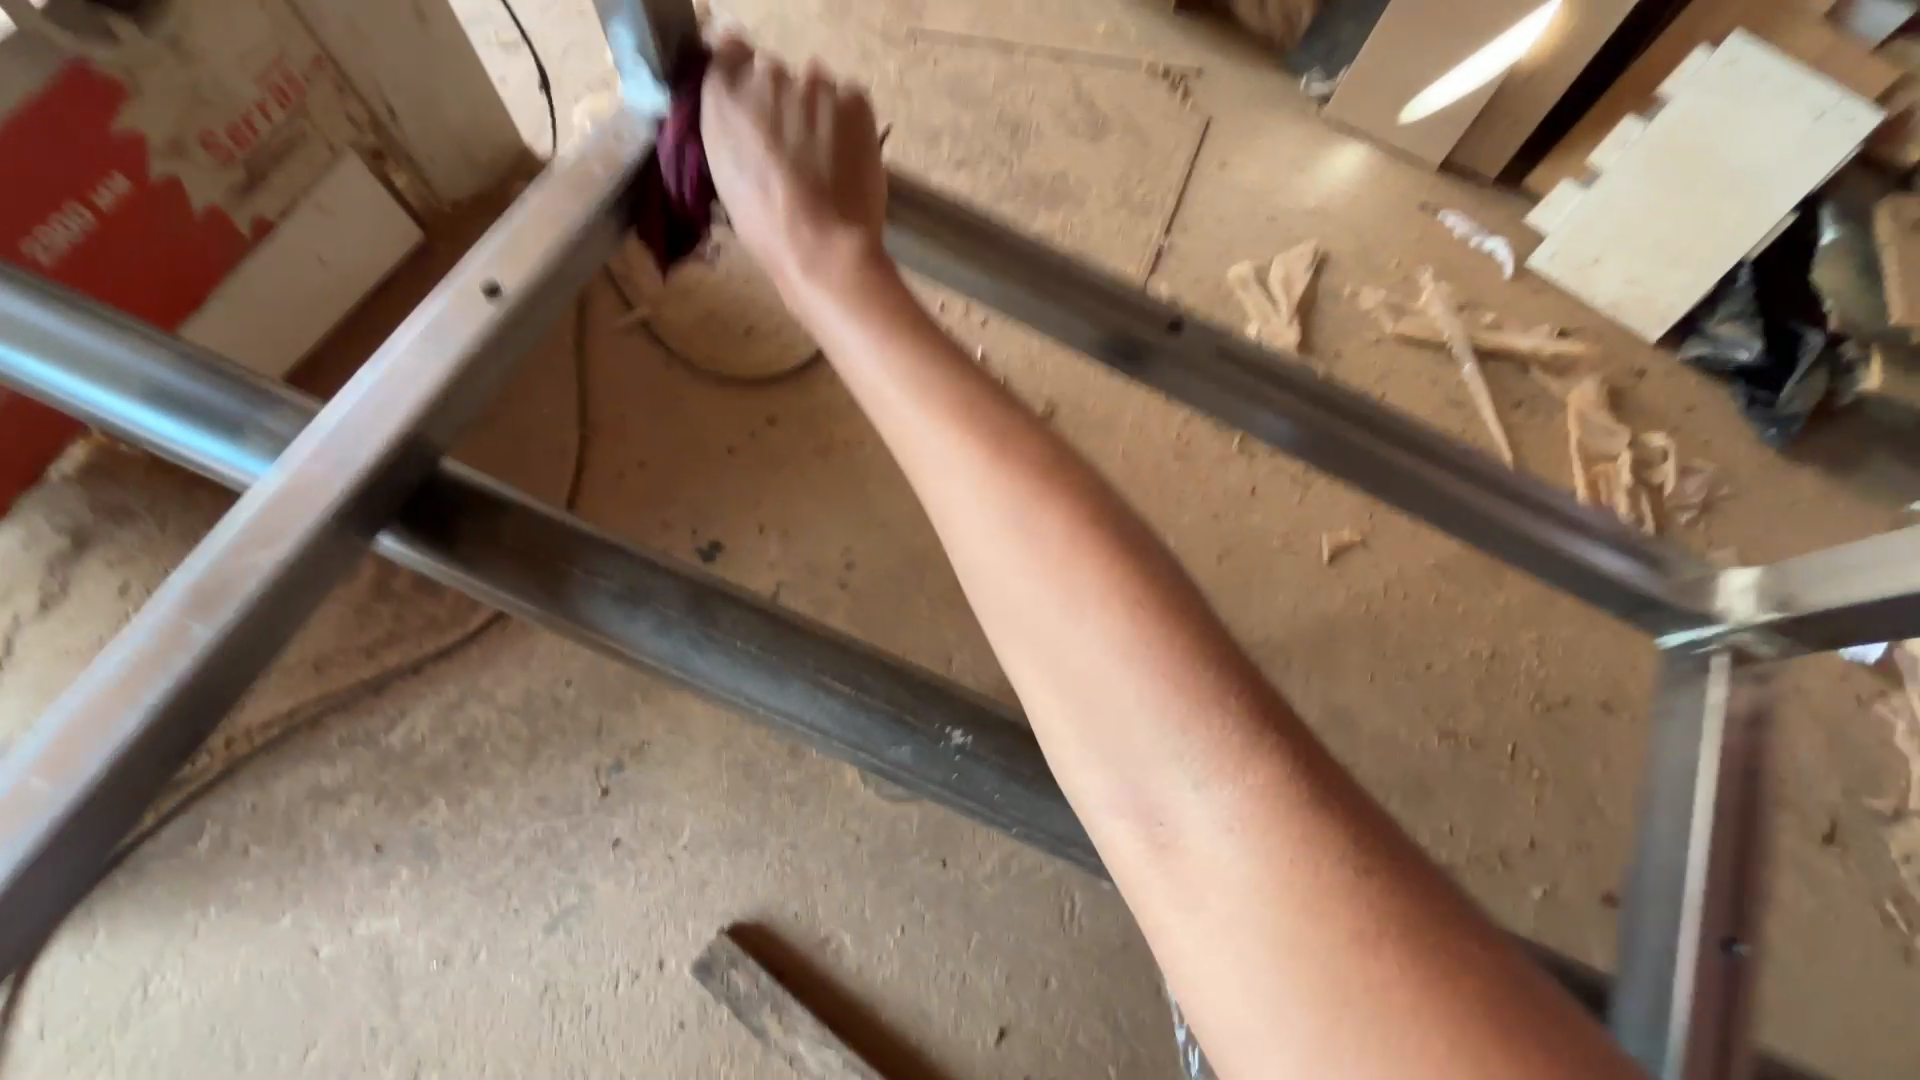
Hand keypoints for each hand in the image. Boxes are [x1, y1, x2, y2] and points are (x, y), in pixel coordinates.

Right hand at [700, 36, 888, 298]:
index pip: (730, 52)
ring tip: (825, 161)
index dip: (746, 79)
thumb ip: (733, 130)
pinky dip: (850, 124)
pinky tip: (848, 161)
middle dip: (784, 102)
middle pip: (775, 73)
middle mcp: (767, 76)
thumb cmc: (767, 227)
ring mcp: (815, 85)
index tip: (757, 106)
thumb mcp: (727, 175)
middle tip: (794, 147)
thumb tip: (747, 121)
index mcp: (723, 96)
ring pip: (816, 87)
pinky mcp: (854, 100)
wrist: (822, 248)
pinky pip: (850, 101)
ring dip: (819, 113)